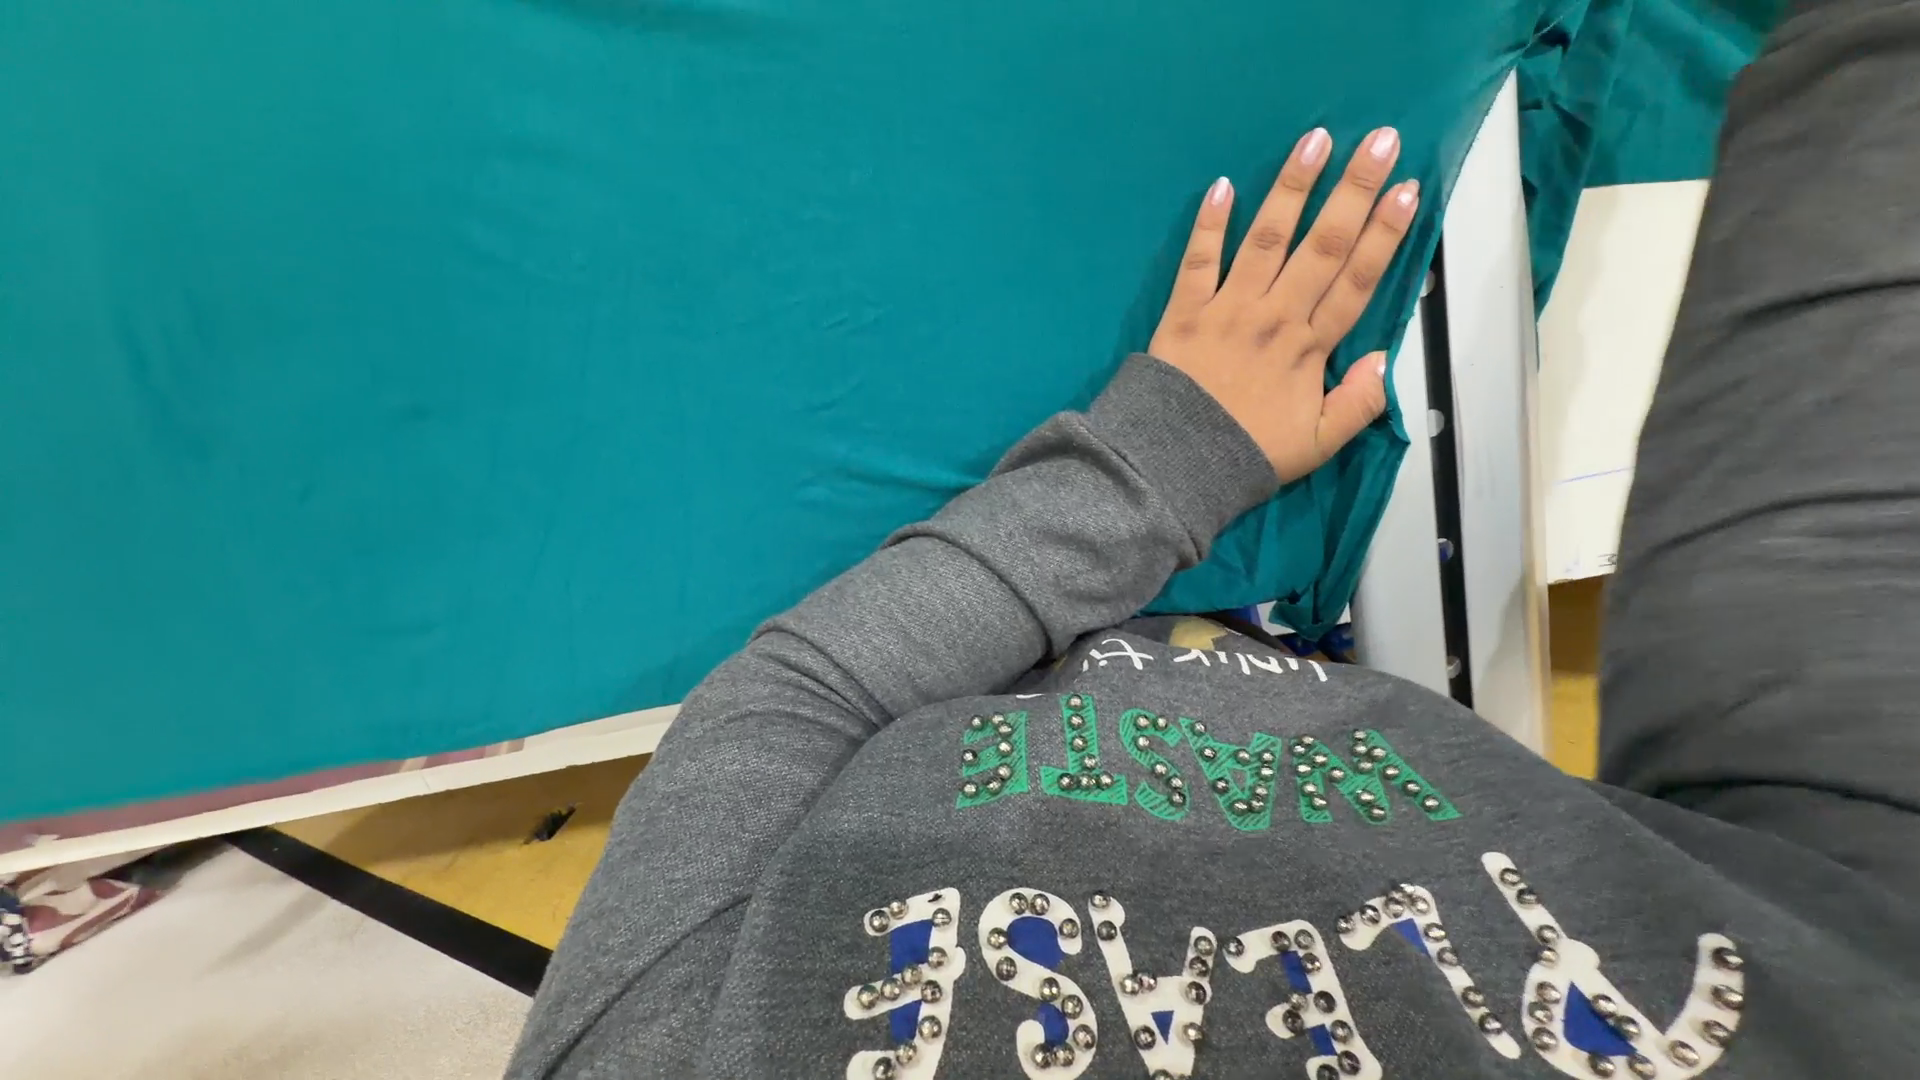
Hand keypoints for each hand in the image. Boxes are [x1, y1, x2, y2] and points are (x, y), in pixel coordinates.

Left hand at [1147, 126, 1418, 483]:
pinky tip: (1222, 186)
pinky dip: (1208, 226)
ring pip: (1266, 240)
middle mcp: (1274, 318)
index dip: (1384, 236)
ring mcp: (1227, 311)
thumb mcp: (1319, 444)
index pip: (1356, 281)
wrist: (1176, 465)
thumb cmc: (1246, 454)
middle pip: (1321, 247)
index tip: (1408, 190)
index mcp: (1309, 349)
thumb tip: (1386, 361)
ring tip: (1316, 140)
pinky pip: (1197, 263)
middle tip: (1381, 140)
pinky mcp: (1183, 314)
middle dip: (1353, 191)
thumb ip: (1359, 403)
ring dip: (1291, 189)